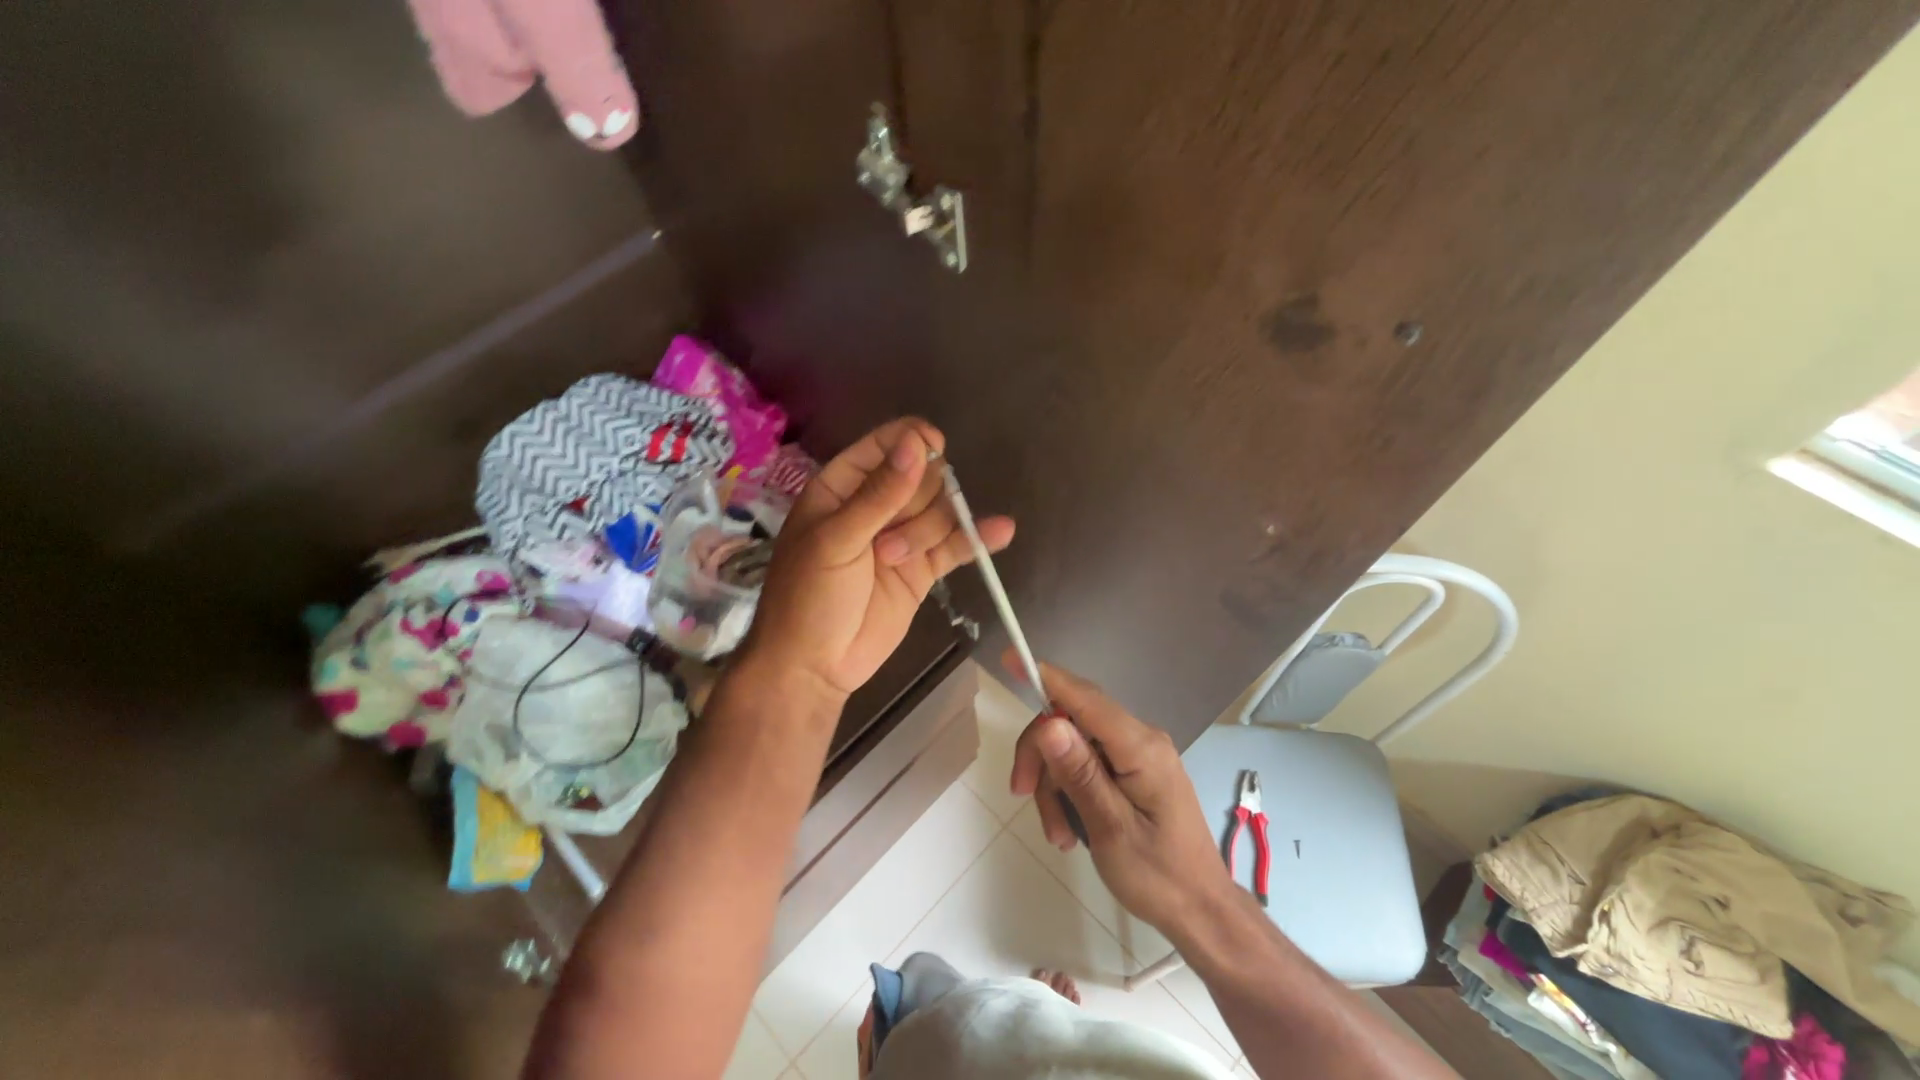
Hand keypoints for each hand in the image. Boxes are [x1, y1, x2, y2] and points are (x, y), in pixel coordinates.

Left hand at [740, 418, 1014, 700]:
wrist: (813, 664)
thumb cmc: (808, 595)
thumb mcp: (837, 539)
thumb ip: (880, 493)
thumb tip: (916, 443)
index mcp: (842, 488)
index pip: (885, 446)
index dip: (910, 442)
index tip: (933, 447)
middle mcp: (876, 507)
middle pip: (922, 477)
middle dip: (915, 502)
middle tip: (885, 540)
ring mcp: (902, 538)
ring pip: (940, 511)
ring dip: (928, 531)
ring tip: (894, 561)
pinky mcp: (922, 571)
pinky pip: (956, 547)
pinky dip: (977, 539)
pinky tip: (1001, 530)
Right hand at [1008, 654, 1236, 935]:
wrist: (1200, 910)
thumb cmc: (1159, 876)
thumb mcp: (1111, 828)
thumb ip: (1080, 774)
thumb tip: (1049, 723)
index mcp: (1141, 748)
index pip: (1086, 699)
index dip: (1047, 678)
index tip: (1010, 659)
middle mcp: (1141, 740)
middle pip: (1072, 723)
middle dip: (1041, 757)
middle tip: (1022, 795)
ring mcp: (1138, 756)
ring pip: (1073, 749)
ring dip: (1055, 786)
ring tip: (1058, 835)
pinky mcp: (1133, 773)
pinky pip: (1088, 766)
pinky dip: (1070, 792)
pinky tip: (1070, 830)